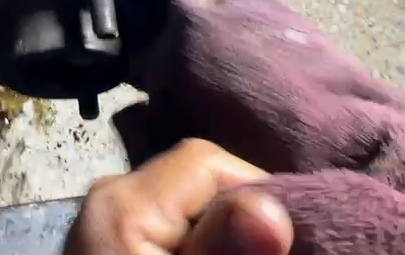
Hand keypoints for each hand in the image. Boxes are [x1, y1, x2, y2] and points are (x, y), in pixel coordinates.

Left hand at [66, 138, 293, 254]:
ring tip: (261, 246)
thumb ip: (223, 250)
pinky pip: (165, 222)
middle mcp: (109, 193)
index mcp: (122, 199)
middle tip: (286, 244)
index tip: (300, 236)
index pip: (204, 159)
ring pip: (183, 201)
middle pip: (194, 176)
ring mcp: (105, 220)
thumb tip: (272, 204)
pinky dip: (197, 235)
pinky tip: (223, 250)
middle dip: (243, 209)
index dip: (259, 191)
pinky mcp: (109, 244)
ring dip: (223, 226)